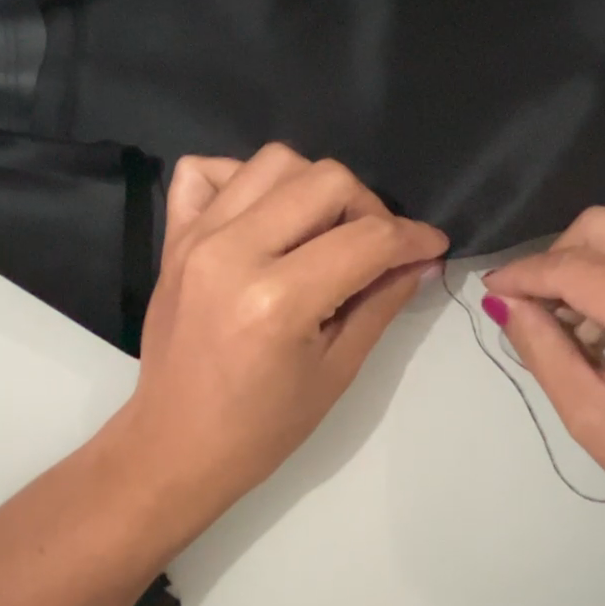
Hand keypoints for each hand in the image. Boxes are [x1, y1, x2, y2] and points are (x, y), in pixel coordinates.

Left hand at [120, 143, 448, 503]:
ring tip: (323, 230)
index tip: (431, 246)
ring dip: (314, 187)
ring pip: (275, 161)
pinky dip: (241, 178)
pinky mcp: (173, 236)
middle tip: (375, 247)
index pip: (368, 238)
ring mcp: (196, 238)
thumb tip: (423, 258)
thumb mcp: (337, 371)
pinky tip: (263, 216)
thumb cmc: (261, 427)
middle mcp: (233, 252)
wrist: (175, 444)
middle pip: (326, 179)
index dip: (414, 237)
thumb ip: (382, 302)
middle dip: (368, 207)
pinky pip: (204, 170)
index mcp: (277, 300)